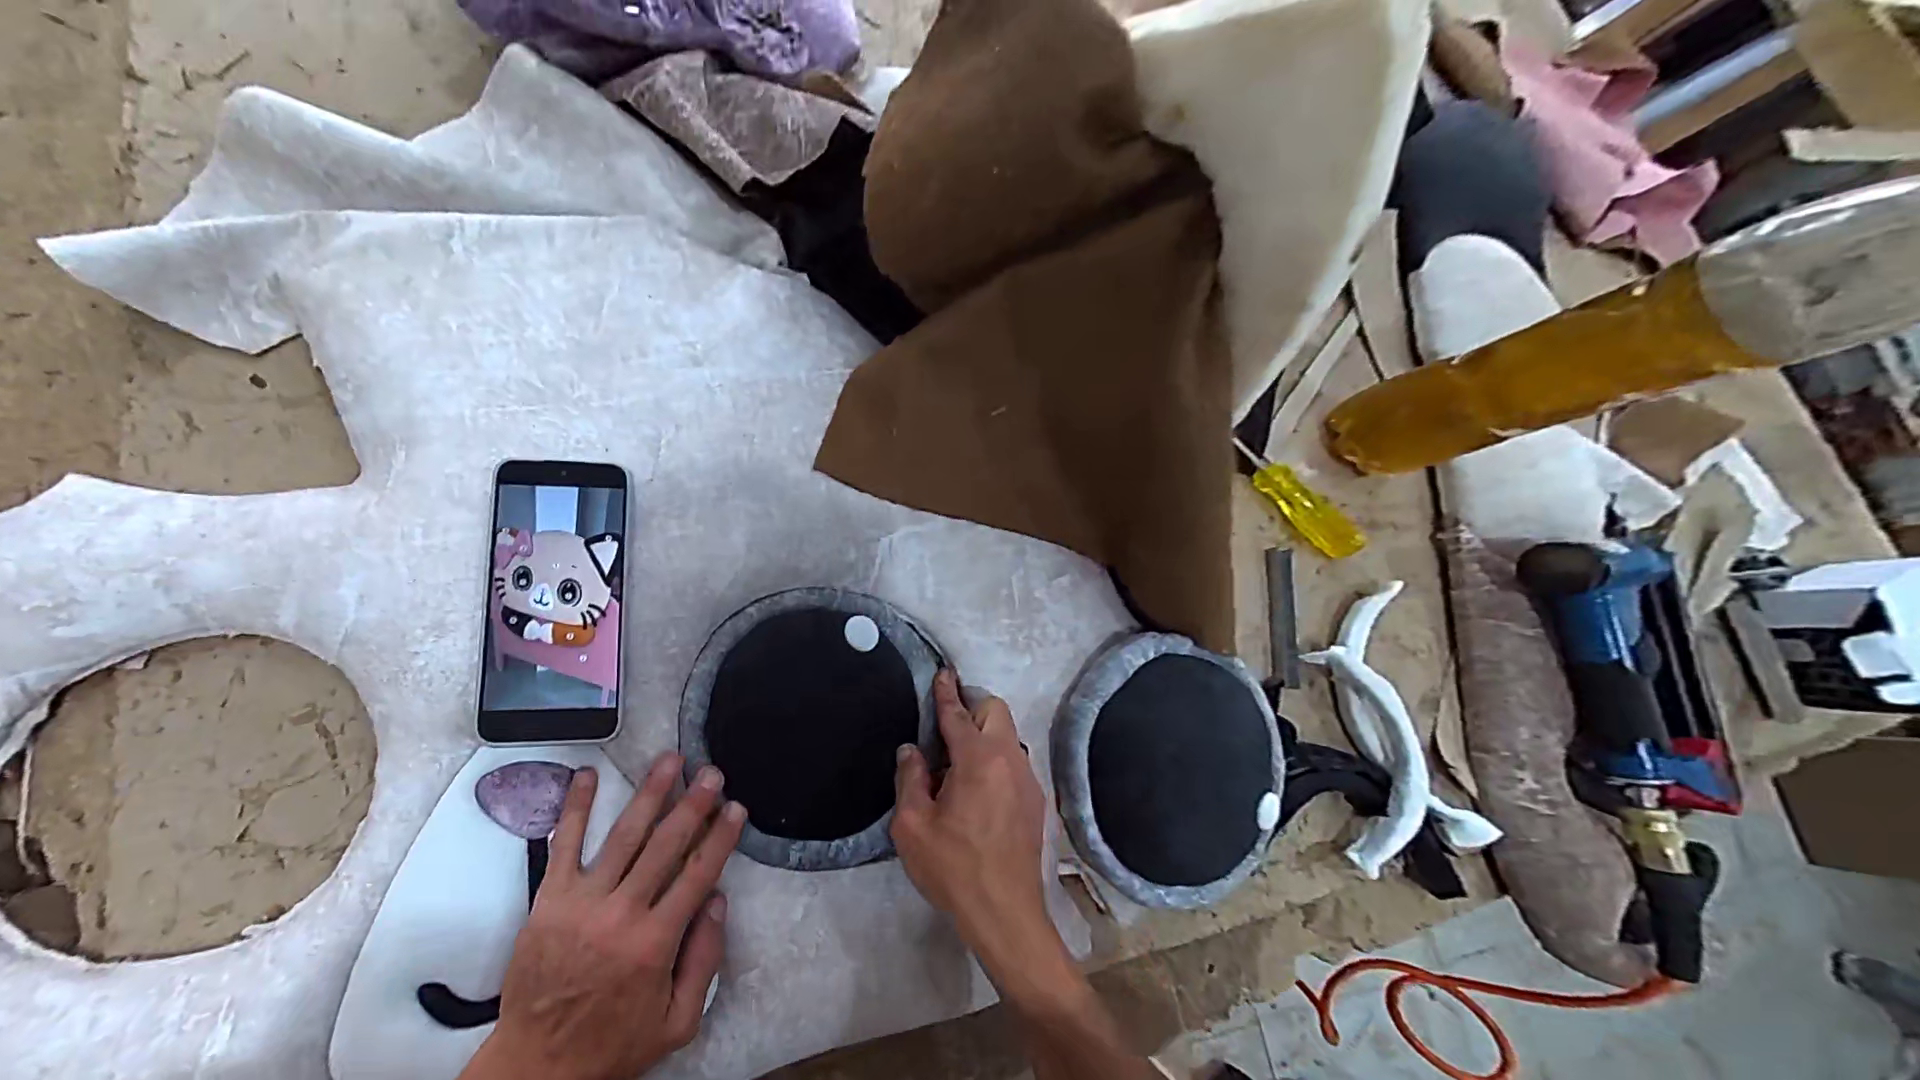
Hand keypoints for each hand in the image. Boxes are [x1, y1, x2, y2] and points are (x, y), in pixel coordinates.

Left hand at [461, 756, 746, 1079]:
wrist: (534, 1068)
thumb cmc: (612, 1043)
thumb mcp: (677, 1022)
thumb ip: (704, 961)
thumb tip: (718, 901)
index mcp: (654, 943)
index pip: (698, 874)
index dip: (721, 837)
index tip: (736, 808)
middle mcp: (621, 915)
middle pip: (665, 845)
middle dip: (693, 804)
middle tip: (712, 773)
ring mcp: (581, 903)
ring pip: (623, 836)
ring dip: (650, 794)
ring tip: (670, 761)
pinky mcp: (548, 901)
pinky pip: (563, 846)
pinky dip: (575, 808)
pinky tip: (586, 776)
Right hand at [892, 671, 1074, 1001]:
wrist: (1006, 913)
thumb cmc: (953, 869)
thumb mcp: (913, 826)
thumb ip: (910, 778)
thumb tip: (911, 750)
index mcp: (978, 759)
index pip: (958, 713)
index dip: (945, 691)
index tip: (942, 672)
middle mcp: (1010, 759)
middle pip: (995, 710)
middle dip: (972, 705)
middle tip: (945, 726)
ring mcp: (1028, 779)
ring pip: (1008, 735)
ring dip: (984, 733)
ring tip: (956, 763)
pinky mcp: (1036, 800)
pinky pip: (1014, 761)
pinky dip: (995, 758)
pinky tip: (976, 790)